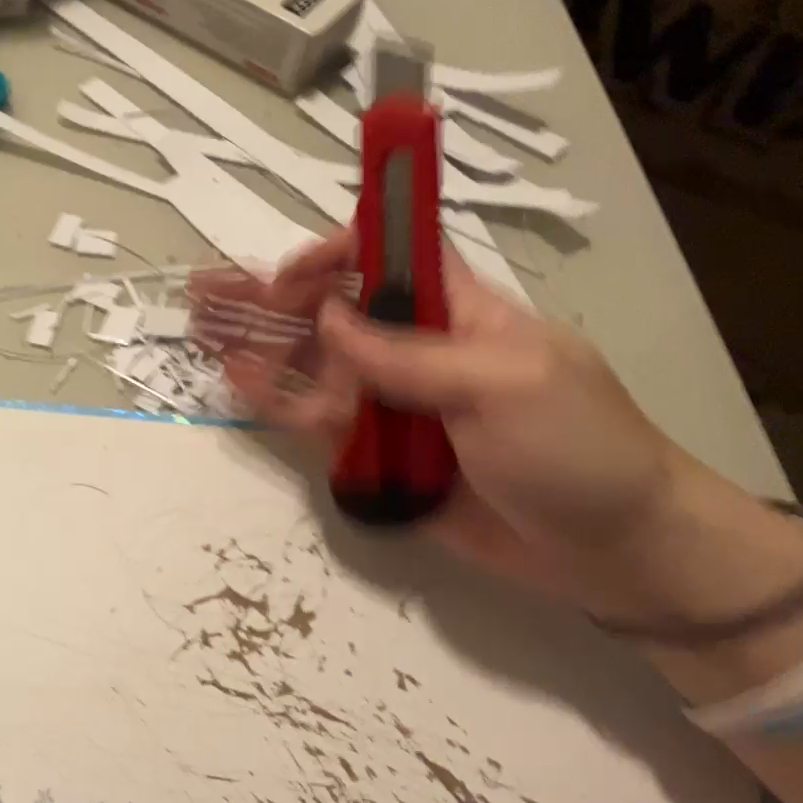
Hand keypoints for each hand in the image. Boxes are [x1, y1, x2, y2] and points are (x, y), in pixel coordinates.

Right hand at [189, 229, 743, 617]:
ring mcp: (388, 403)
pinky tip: (235, 381)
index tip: (287, 277)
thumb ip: (410, 355)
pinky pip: (313, 419)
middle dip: (267, 294)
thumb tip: (329, 319)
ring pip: (309, 362)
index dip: (334, 253)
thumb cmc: (574, 449)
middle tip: (202, 289)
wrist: (603, 549)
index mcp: (458, 313)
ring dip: (255, 343)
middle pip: (329, 307)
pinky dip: (274, 399)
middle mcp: (413, 349)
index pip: (389, 256)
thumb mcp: (504, 384)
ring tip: (199, 329)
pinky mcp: (371, 452)